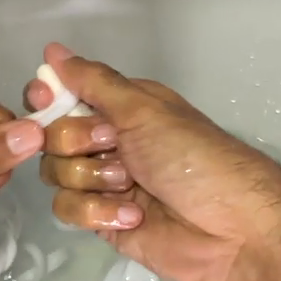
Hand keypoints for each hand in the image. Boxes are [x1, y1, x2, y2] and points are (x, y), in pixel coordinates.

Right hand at [27, 44, 280, 280]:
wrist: (233, 231)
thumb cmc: (194, 158)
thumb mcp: (145, 110)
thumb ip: (94, 82)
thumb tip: (53, 50)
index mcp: (122, 107)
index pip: (64, 95)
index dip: (48, 99)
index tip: (48, 103)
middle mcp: (108, 141)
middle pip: (51, 135)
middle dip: (78, 142)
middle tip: (115, 148)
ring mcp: (104, 183)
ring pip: (55, 174)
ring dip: (91, 179)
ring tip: (131, 187)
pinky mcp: (102, 221)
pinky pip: (68, 210)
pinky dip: (96, 212)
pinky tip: (133, 217)